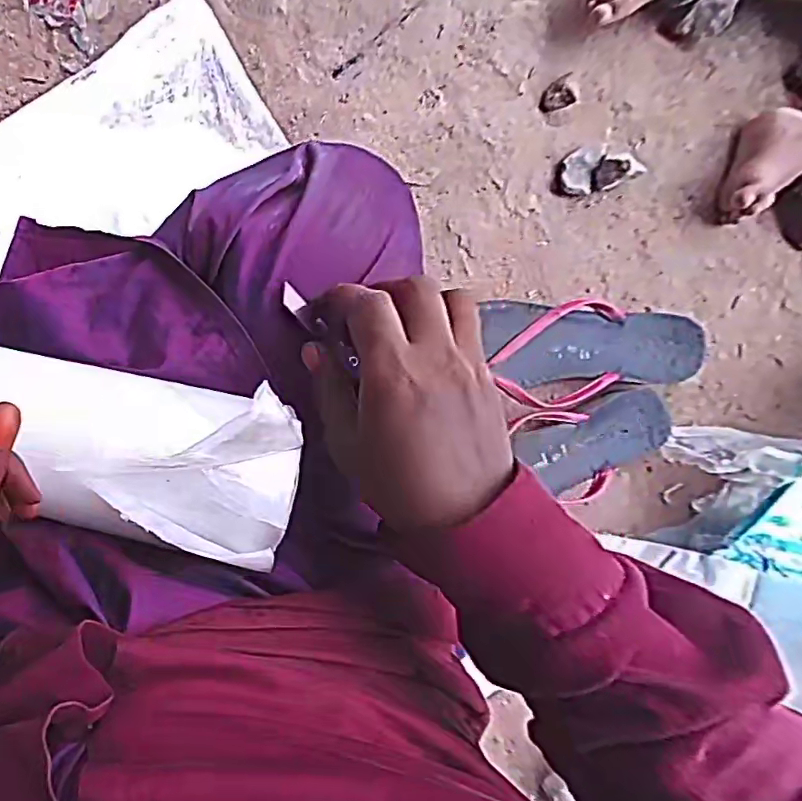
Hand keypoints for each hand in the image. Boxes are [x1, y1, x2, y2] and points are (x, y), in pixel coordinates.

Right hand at [300, 276, 513, 530]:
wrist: (463, 512)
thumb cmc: (393, 481)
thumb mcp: (344, 440)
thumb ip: (329, 387)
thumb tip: (314, 350)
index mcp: (391, 373)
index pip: (366, 305)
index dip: (338, 297)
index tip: (320, 311)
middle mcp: (434, 355)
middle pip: (412, 287)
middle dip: (378, 292)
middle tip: (357, 316)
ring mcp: (467, 360)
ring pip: (451, 296)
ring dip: (418, 299)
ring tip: (397, 324)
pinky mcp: (487, 372)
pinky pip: (469, 324)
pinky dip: (443, 320)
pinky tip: (424, 348)